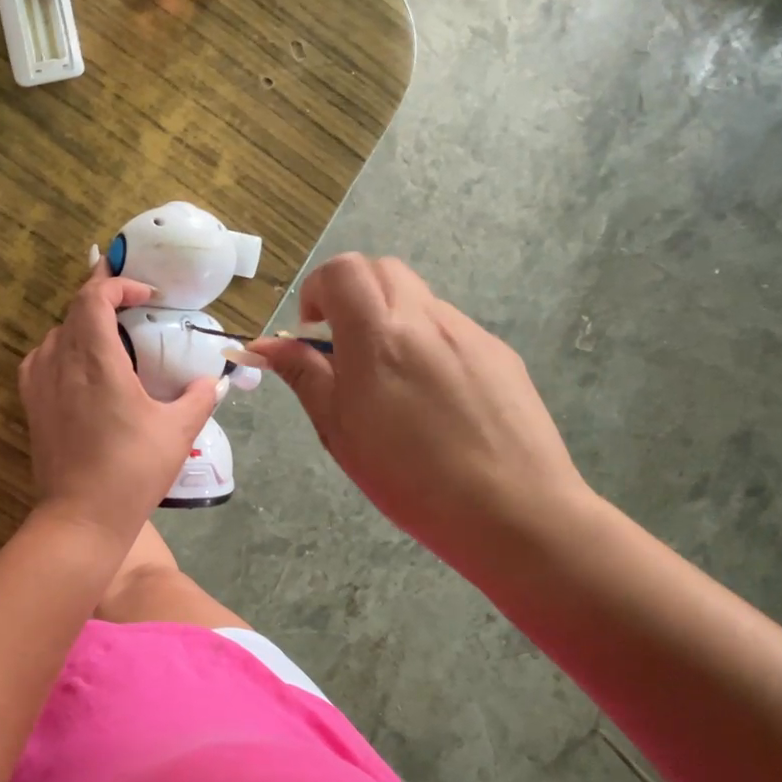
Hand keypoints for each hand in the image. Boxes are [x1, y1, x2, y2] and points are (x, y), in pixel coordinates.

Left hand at [19, 264, 221, 538]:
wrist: (81, 516)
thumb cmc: (131, 470)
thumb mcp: (177, 431)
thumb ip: (198, 398)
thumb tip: (213, 381)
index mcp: (94, 358)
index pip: (93, 297)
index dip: (116, 283)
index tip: (145, 294)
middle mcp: (60, 361)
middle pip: (73, 310)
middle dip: (101, 296)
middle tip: (132, 301)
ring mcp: (39, 382)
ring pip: (57, 333)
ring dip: (83, 323)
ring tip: (112, 334)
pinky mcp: (31, 403)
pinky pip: (42, 358)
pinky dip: (63, 348)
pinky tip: (81, 366)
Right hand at [249, 254, 591, 552]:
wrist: (515, 512)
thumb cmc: (409, 477)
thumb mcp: (338, 430)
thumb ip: (304, 375)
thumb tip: (266, 345)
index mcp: (378, 336)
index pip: (341, 271)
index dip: (317, 290)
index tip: (312, 332)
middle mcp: (425, 320)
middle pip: (381, 269)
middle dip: (351, 294)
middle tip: (342, 346)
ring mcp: (469, 334)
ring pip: (417, 298)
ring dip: (389, 319)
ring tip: (390, 382)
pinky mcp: (500, 355)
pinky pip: (450, 329)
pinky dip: (425, 343)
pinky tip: (433, 400)